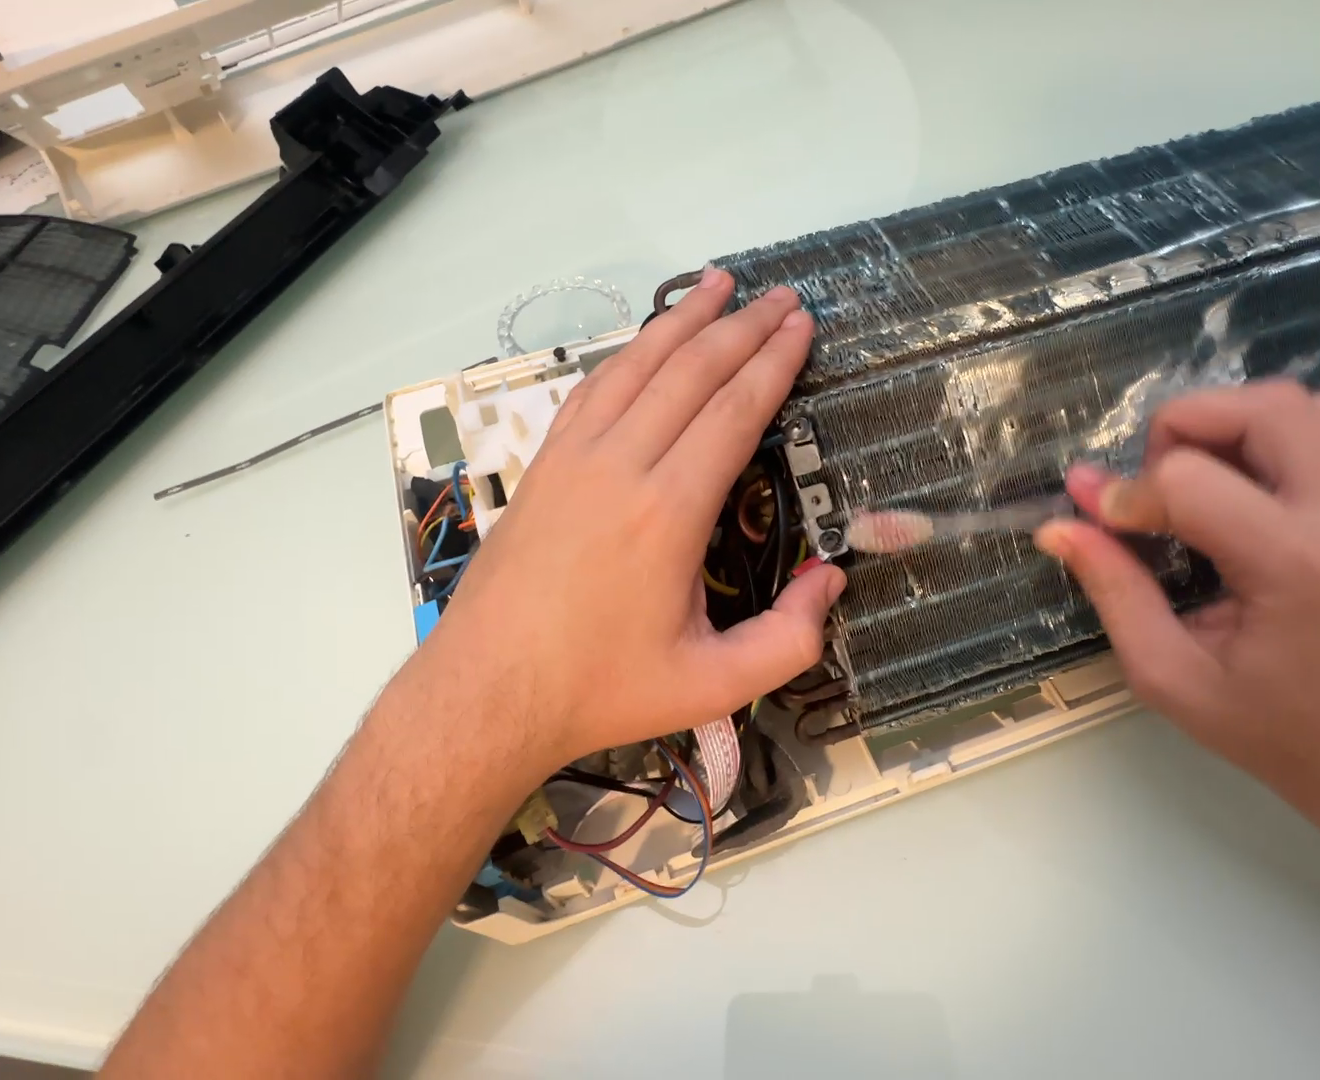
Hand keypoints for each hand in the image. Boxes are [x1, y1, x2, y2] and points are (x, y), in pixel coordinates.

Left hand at [419, 267, 845, 765]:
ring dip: (681, 321)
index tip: (802, 325)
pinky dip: (627, 356)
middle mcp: (620, 466)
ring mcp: (573, 459)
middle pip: (690, 373)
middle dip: (742, 328)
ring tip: (718, 285)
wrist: (489, 690)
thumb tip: (831, 580)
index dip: (773, 363)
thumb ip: (788, 639)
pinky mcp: (543, 467)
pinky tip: (644, 343)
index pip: (733, 412)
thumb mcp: (713, 686)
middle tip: (781, 295)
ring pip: (636, 367)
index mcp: (669, 512)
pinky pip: (591, 390)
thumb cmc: (601, 688)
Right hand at [1033, 382, 1319, 780]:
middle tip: (1151, 488)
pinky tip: (1270, 481)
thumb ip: (1112, 588)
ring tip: (1196, 486)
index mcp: (1294, 563)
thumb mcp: (1164, 671)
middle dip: (1182, 429)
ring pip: (1304, 406)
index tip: (1095, 526)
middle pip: (1263, 408)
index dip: (1123, 495)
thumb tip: (1058, 525)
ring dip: (1230, 428)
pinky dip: (1303, 437)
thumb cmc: (1266, 725)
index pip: (1189, 479)